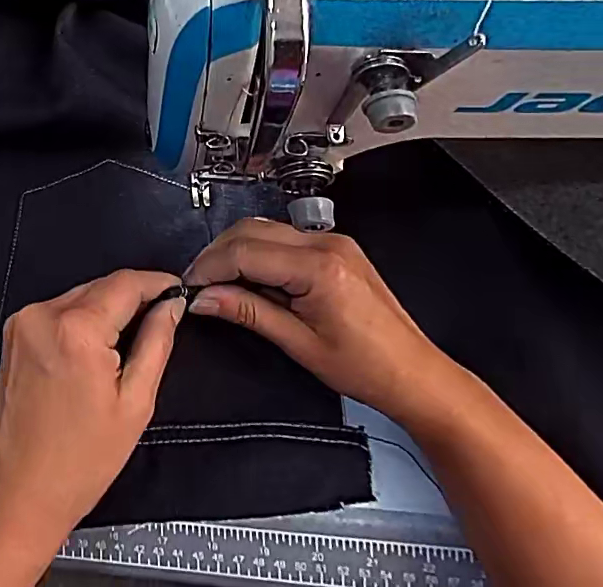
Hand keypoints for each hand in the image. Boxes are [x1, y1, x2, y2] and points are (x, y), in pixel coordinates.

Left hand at [0, 269, 184, 529]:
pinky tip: (97, 346)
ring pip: (84, 294)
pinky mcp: (14, 332)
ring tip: (131, 337)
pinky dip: (85, 317)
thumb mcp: (136, 402)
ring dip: (109, 307)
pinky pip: (62, 308)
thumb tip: (172, 304)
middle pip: (104, 285)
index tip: (179, 291)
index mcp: (77, 329)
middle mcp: (45, 313)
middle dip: (135, 296)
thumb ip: (157, 341)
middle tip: (162, 317)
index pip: (127, 282)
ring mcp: (24, 320)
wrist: (15, 496)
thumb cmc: (82, 460)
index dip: (158, 283)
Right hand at [183, 219, 462, 426]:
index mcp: (319, 266)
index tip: (189, 287)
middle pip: (252, 230)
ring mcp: (333, 241)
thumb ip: (249, 313)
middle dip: (218, 254)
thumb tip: (205, 298)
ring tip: (221, 286)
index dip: (210, 267)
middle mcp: (326, 242)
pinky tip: (252, 280)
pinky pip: (286, 238)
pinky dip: (261, 253)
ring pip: (267, 230)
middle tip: (198, 286)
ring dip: (237, 251)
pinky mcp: (336, 247)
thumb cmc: (365, 367)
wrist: (413, 372)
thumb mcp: (299, 344)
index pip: (245, 251)